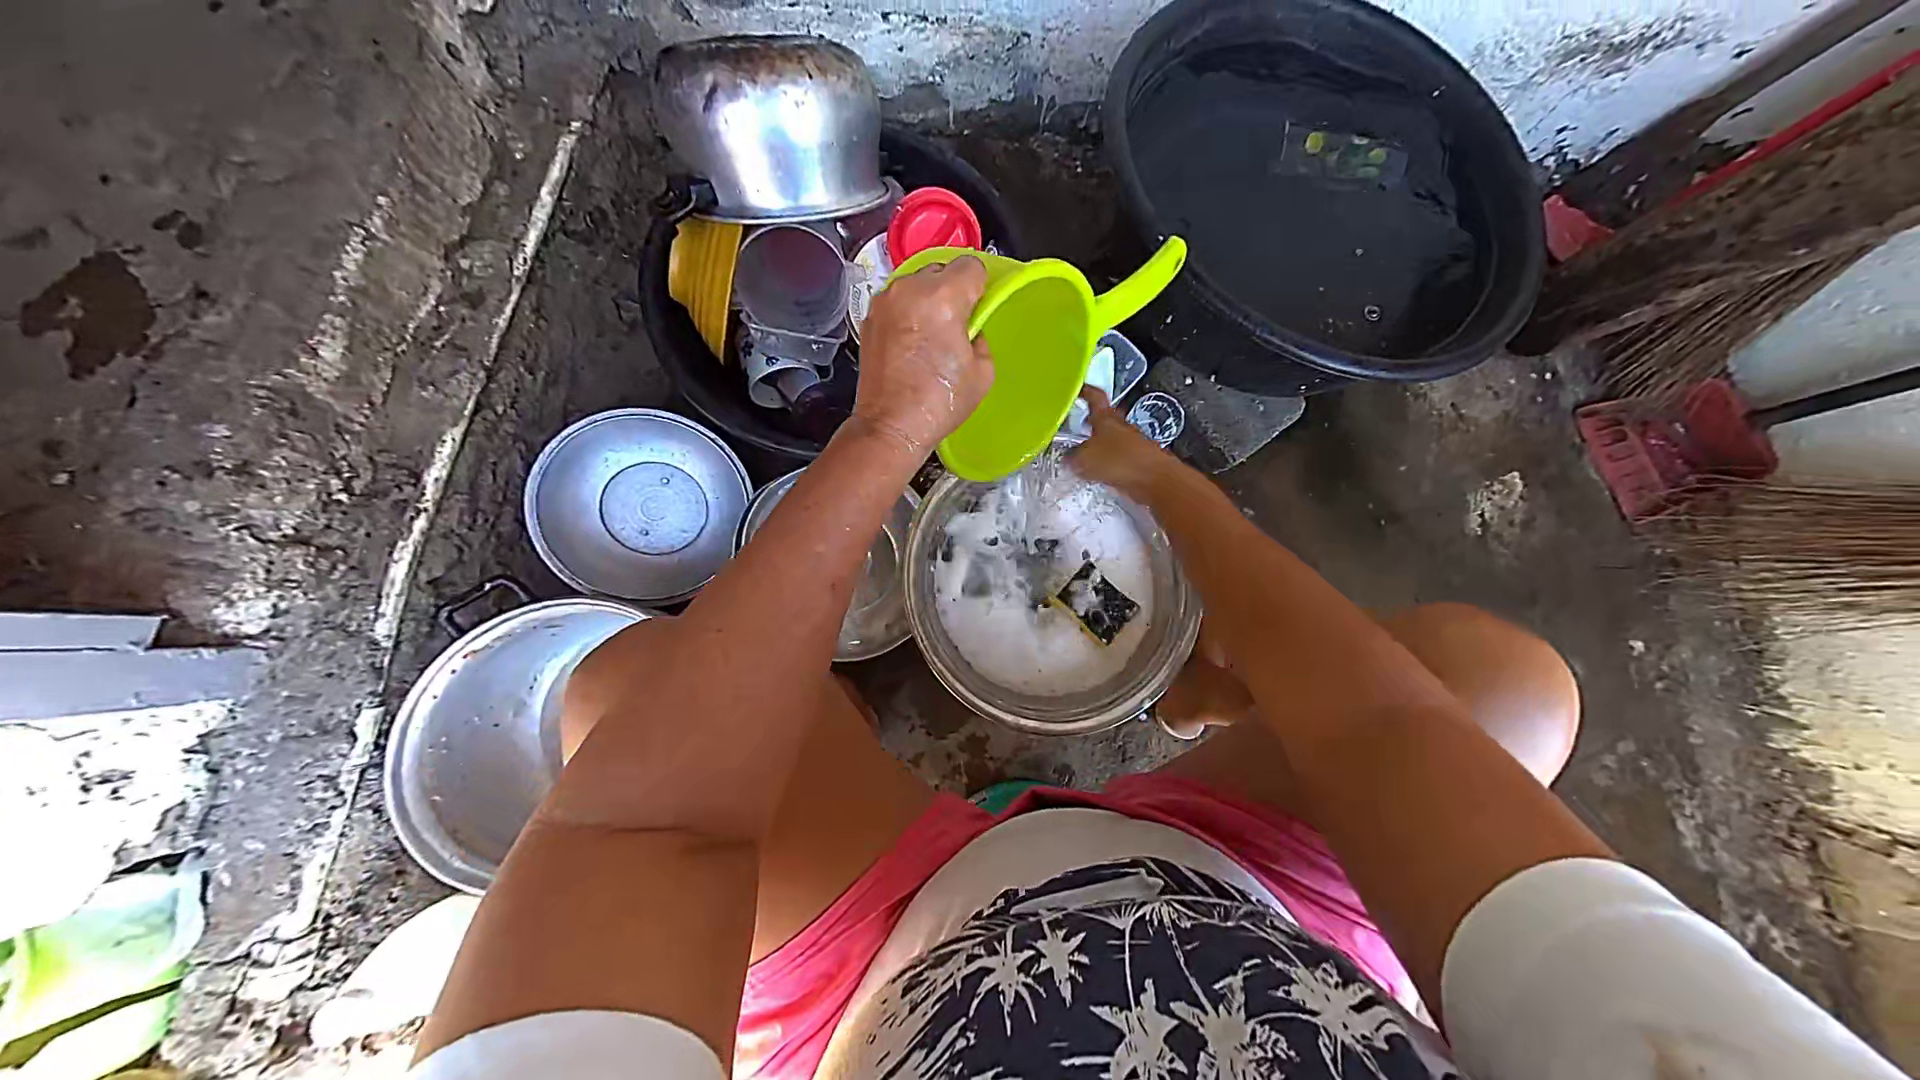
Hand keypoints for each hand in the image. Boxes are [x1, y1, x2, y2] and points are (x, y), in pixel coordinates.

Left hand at [851, 256, 995, 456]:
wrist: (891, 425)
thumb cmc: (934, 404)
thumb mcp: (983, 373)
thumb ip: (981, 337)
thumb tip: (972, 330)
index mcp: (944, 297)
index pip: (971, 265)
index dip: (980, 286)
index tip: (979, 305)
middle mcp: (910, 291)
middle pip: (941, 270)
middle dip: (952, 293)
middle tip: (956, 327)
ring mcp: (886, 302)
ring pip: (916, 284)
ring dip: (927, 302)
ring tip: (931, 337)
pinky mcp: (870, 318)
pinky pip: (897, 302)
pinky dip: (907, 314)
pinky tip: (913, 343)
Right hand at [1068, 386, 1179, 501]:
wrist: (1155, 480)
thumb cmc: (1123, 462)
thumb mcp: (1083, 459)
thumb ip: (1072, 456)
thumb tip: (1068, 458)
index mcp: (1106, 417)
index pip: (1094, 396)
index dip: (1085, 391)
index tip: (1078, 390)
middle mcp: (1121, 426)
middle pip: (1103, 419)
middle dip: (1089, 423)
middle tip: (1076, 428)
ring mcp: (1132, 443)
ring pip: (1111, 439)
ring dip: (1098, 445)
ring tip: (1085, 456)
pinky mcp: (1139, 461)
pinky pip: (1119, 458)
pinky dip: (1109, 463)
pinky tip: (1101, 474)